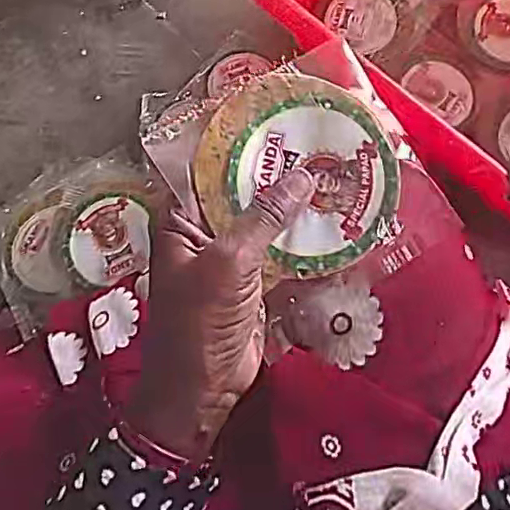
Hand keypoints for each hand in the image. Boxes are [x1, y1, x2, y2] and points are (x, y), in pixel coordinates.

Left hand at [125, 169, 315, 459]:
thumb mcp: (229, 263)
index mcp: (181, 219)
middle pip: (238, 190)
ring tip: (326, 169)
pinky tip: (328, 215)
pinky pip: (277, 245)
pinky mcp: (253, 277)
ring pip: (261, 217)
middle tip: (309, 140)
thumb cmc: (199, 325)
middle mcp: (203, 230)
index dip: (232, 141)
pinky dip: (298, 233)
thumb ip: (263, 218)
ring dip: (289, 201)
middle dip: (272, 169)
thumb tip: (302, 175)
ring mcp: (230, 254)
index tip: (266, 116)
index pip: (203, 166)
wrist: (203, 392)